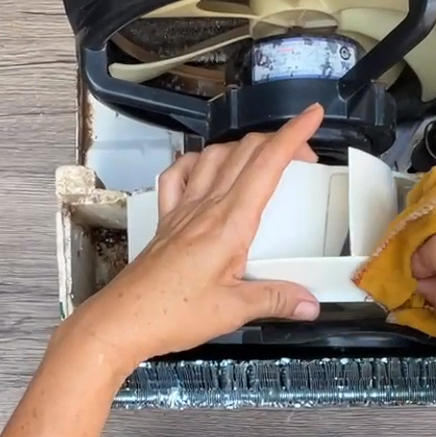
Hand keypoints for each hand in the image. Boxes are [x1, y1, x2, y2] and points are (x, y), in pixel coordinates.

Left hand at [61, 107, 326, 370]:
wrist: (122, 320)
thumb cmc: (171, 314)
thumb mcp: (233, 311)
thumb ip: (275, 300)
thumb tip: (310, 303)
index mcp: (229, 224)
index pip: (267, 164)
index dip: (293, 135)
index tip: (313, 116)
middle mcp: (205, 208)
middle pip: (244, 153)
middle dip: (277, 140)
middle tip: (303, 151)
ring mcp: (182, 212)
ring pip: (212, 157)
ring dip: (241, 147)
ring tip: (262, 158)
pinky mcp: (165, 222)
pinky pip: (178, 177)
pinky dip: (195, 163)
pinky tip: (203, 167)